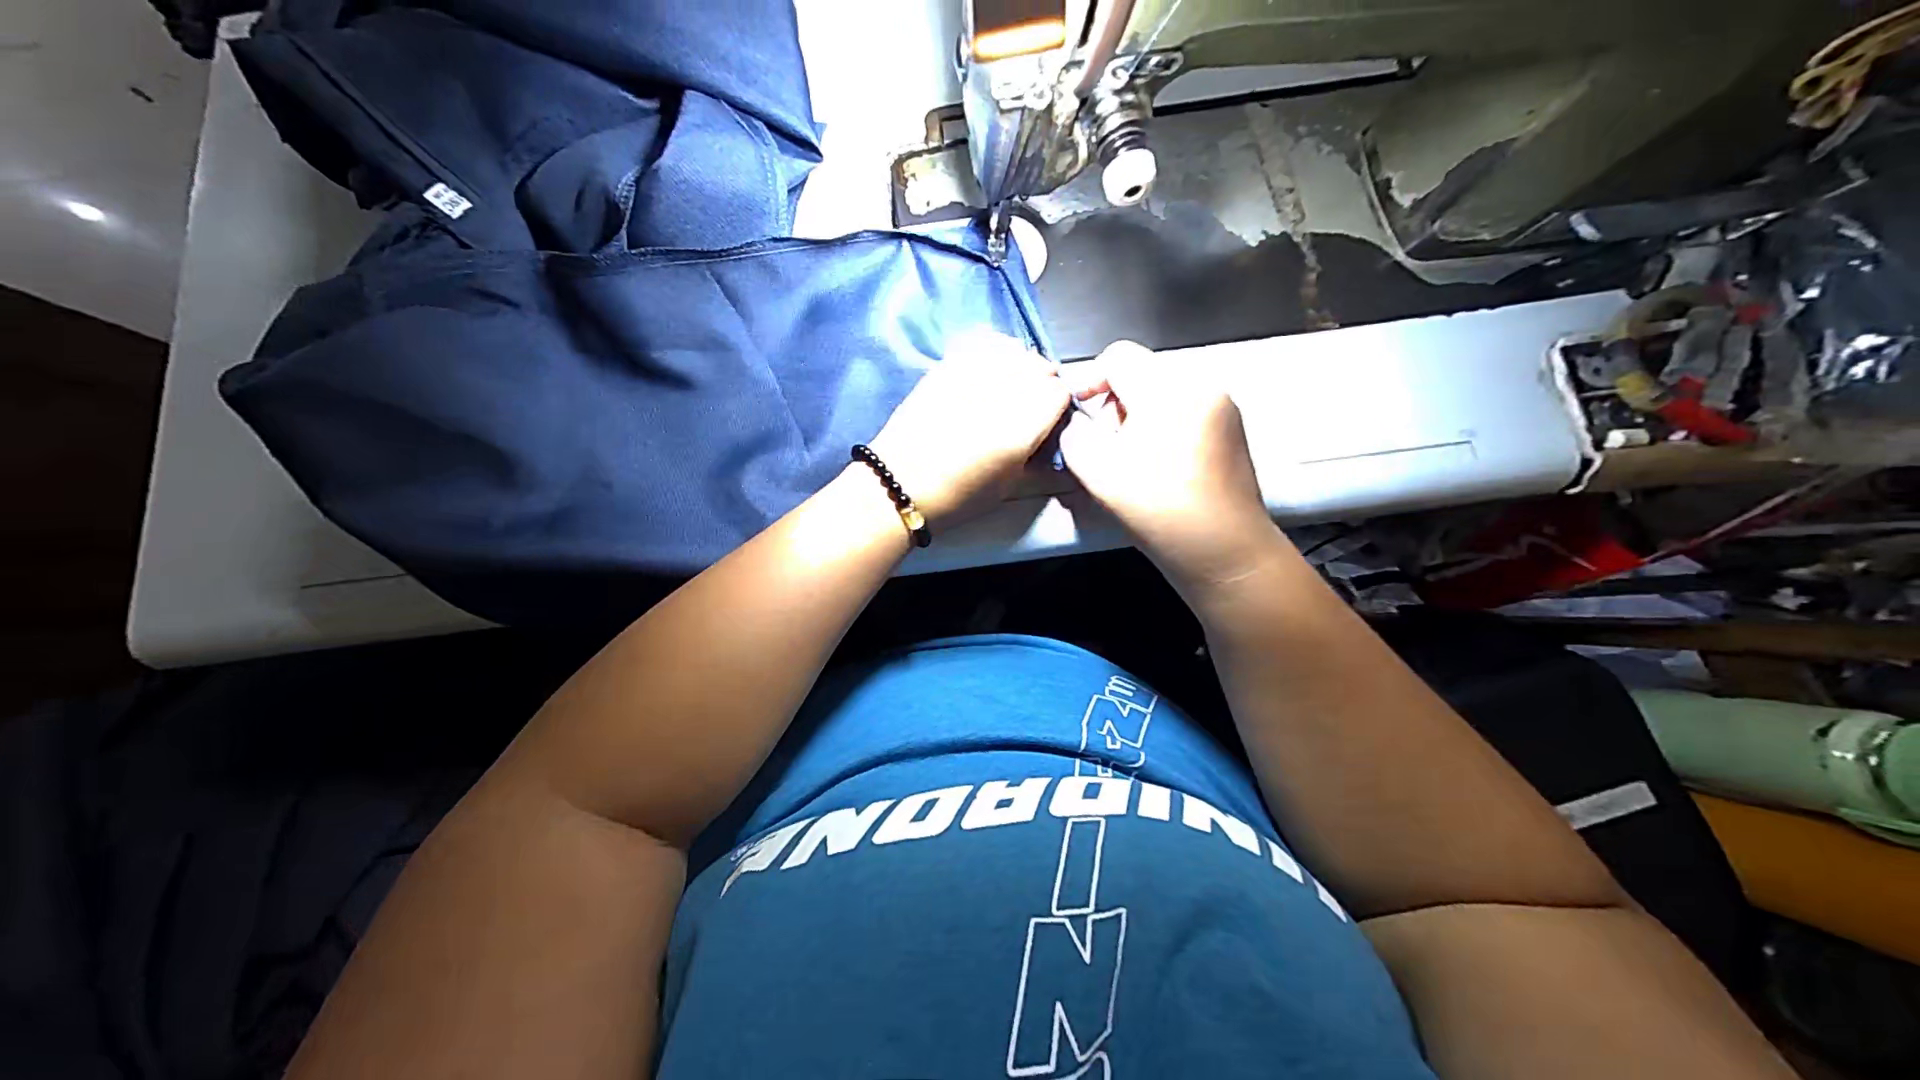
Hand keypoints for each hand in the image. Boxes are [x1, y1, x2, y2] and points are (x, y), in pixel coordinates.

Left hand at [866, 331, 1069, 526]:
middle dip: (1042, 384)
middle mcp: (999, 394)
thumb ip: (1038, 456)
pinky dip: (995, 351)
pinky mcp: (947, 365)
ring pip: (1016, 352)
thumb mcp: (1008, 487)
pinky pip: (985, 343)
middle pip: (1040, 368)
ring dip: (1021, 366)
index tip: (1050, 418)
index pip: (1060, 393)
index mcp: (1020, 428)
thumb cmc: (956, 496)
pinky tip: (991, 369)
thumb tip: (1053, 437)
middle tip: (1030, 406)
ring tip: (1010, 387)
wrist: (899, 484)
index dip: (1059, 405)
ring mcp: (971, 374)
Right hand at [1059, 340, 1281, 593]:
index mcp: (1167, 389)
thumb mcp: (1097, 472)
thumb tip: (1076, 422)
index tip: (1079, 415)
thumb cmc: (1159, 510)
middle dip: (1115, 403)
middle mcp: (1200, 386)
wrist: (1224, 550)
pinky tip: (1160, 467)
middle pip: (1142, 374)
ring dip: (1139, 417)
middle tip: (1105, 445)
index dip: (1090, 381)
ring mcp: (1221, 406)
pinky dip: (1164, 428)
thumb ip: (1074, 435)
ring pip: (1164, 394)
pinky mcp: (1232, 429)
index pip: (1117, 356)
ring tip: (1132, 460)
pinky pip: (1186, 411)